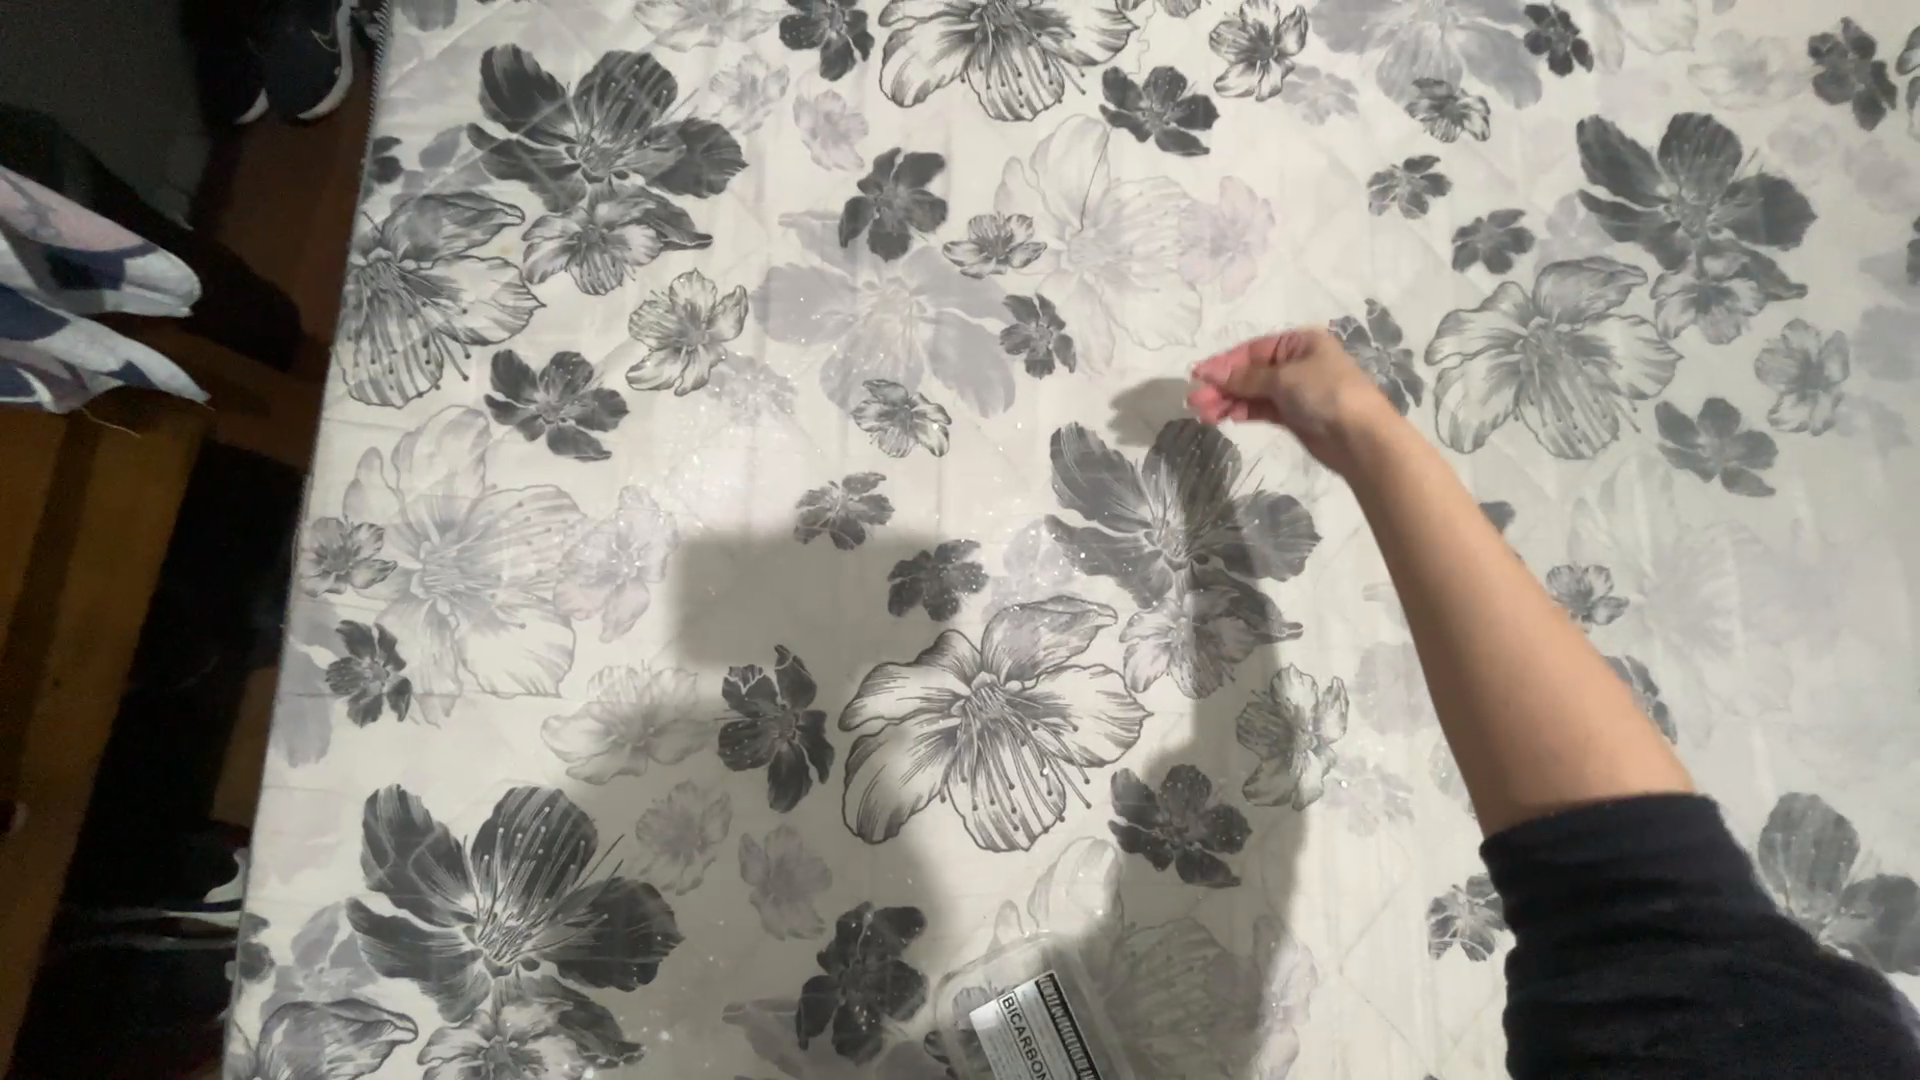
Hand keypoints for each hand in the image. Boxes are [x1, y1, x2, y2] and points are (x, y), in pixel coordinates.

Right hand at [1187, 327, 1394, 474]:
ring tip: (1205, 415)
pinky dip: (1242, 411)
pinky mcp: (1291, 414)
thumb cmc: (1326, 393)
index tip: (1197, 376)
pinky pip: (1259, 409)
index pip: (1251, 350)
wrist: (1359, 436)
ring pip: (1251, 393)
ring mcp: (1293, 390)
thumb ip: (1245, 377)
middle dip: (1221, 386)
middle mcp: (1295, 363)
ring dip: (1227, 401)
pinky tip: (1227, 417)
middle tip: (1195, 403)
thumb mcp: (1283, 378)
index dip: (1223, 363)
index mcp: (1298, 343)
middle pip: (1248, 372)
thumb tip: (1209, 373)